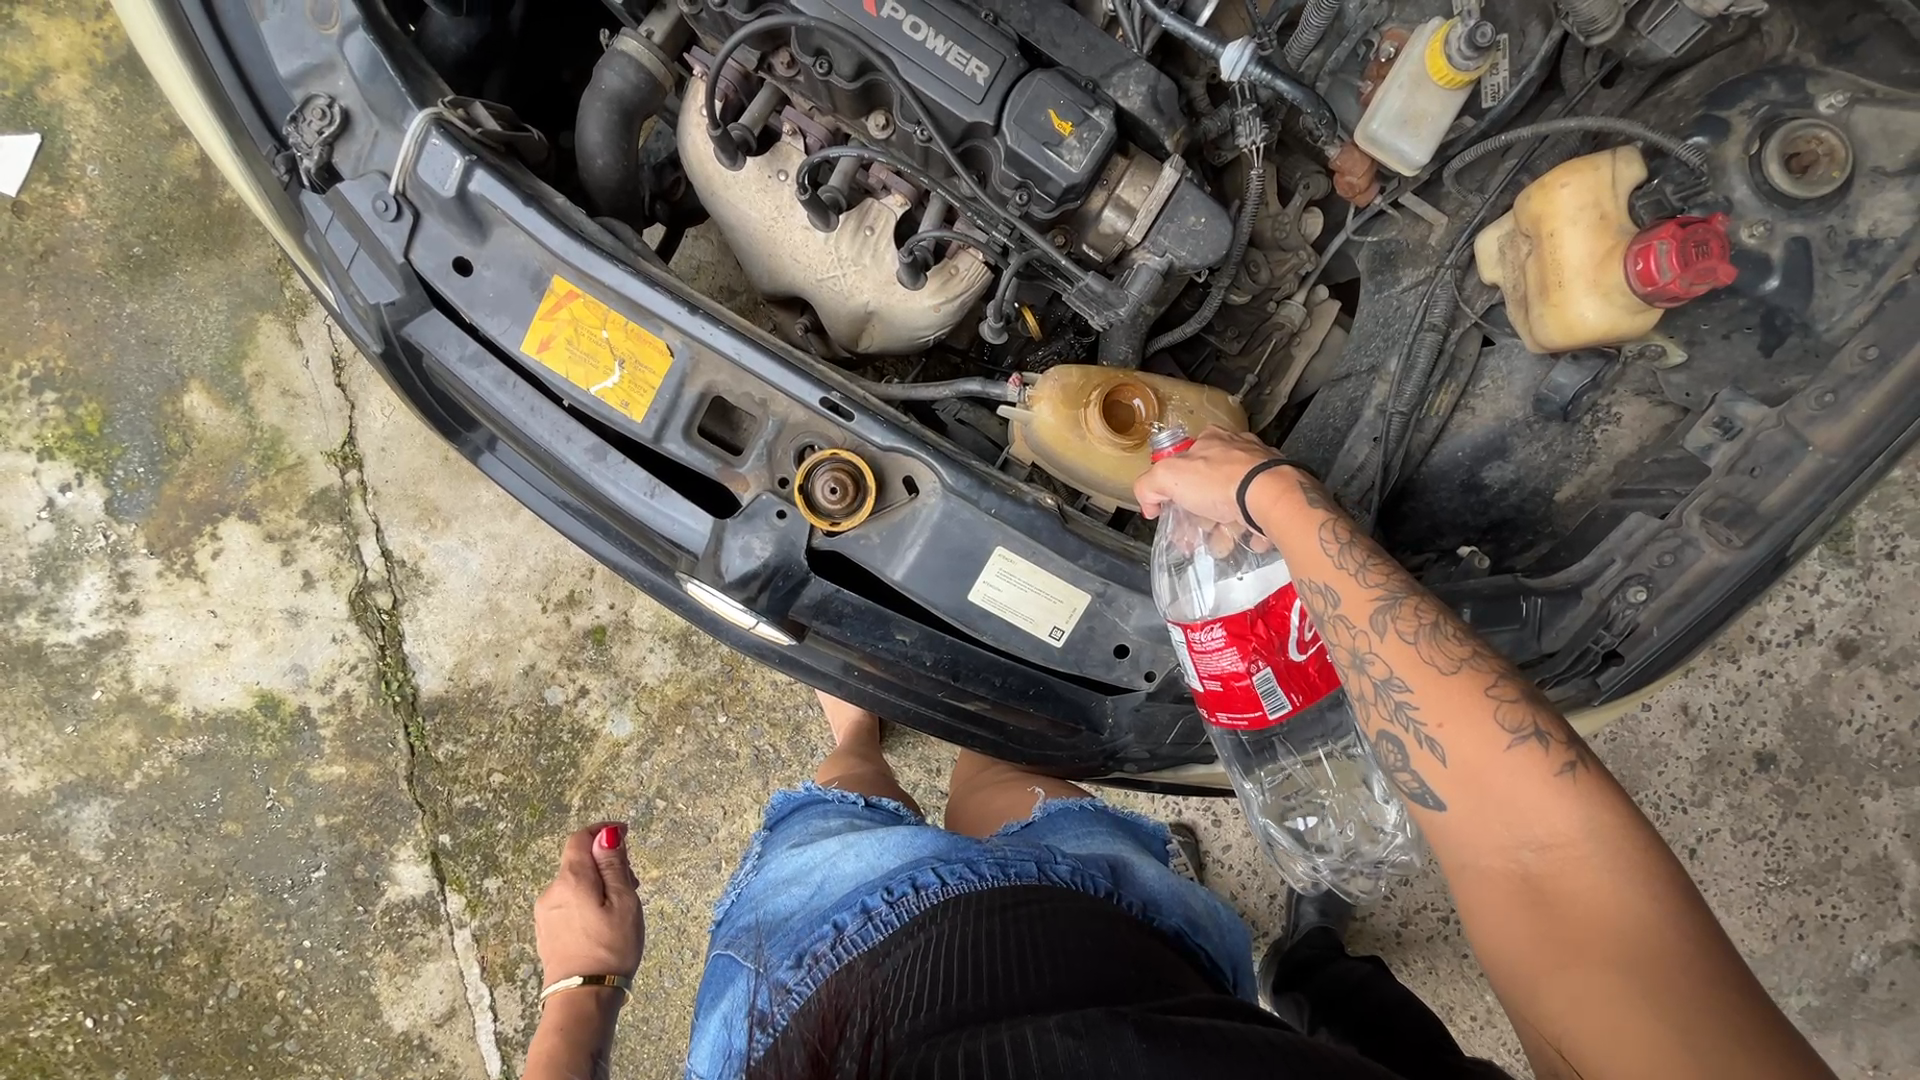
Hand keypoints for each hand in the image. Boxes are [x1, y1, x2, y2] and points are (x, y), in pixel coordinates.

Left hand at [534, 823, 645, 983]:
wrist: (583, 999)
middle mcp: (551, 892)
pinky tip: (604, 920)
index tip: (625, 835)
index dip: (602, 831)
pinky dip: (588, 899)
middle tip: (633, 882)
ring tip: (622, 906)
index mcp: (570, 879)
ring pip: (575, 882)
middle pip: (579, 861)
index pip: (580, 838)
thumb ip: (613, 864)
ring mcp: (545, 914)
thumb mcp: (623, 900)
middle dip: (606, 861)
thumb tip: (605, 835)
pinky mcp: (546, 932)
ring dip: (599, 882)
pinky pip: (569, 902)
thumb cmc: (611, 946)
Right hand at [1134, 426, 1281, 525]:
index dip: (1176, 485)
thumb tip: (1150, 503)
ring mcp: (1262, 469)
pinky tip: (1244, 539)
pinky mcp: (1280, 489)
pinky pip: (1259, 511)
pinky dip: (1250, 527)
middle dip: (1201, 511)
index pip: (1185, 459)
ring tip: (1220, 544)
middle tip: (1197, 532)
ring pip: (1235, 500)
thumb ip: (1148, 486)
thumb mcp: (1167, 477)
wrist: (1271, 497)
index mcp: (1211, 438)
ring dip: (1225, 524)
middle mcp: (1239, 448)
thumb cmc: (1220, 482)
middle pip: (1211, 483)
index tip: (1175, 507)